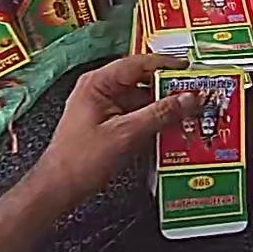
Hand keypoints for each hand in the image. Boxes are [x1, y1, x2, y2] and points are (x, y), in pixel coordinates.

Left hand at [27, 54, 197, 208]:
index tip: (189, 69)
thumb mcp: (126, 134)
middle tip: (193, 94)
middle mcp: (99, 90)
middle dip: (167, 89)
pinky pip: (135, 116)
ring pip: (140, 101)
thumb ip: (159, 114)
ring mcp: (102, 108)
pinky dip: (152, 121)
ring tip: (187, 113)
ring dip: (161, 108)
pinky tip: (169, 129)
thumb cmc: (81, 160)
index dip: (166, 65)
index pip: (138, 63)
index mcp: (98, 83)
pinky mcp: (106, 125)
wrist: (58, 188)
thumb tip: (187, 99)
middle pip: (141, 82)